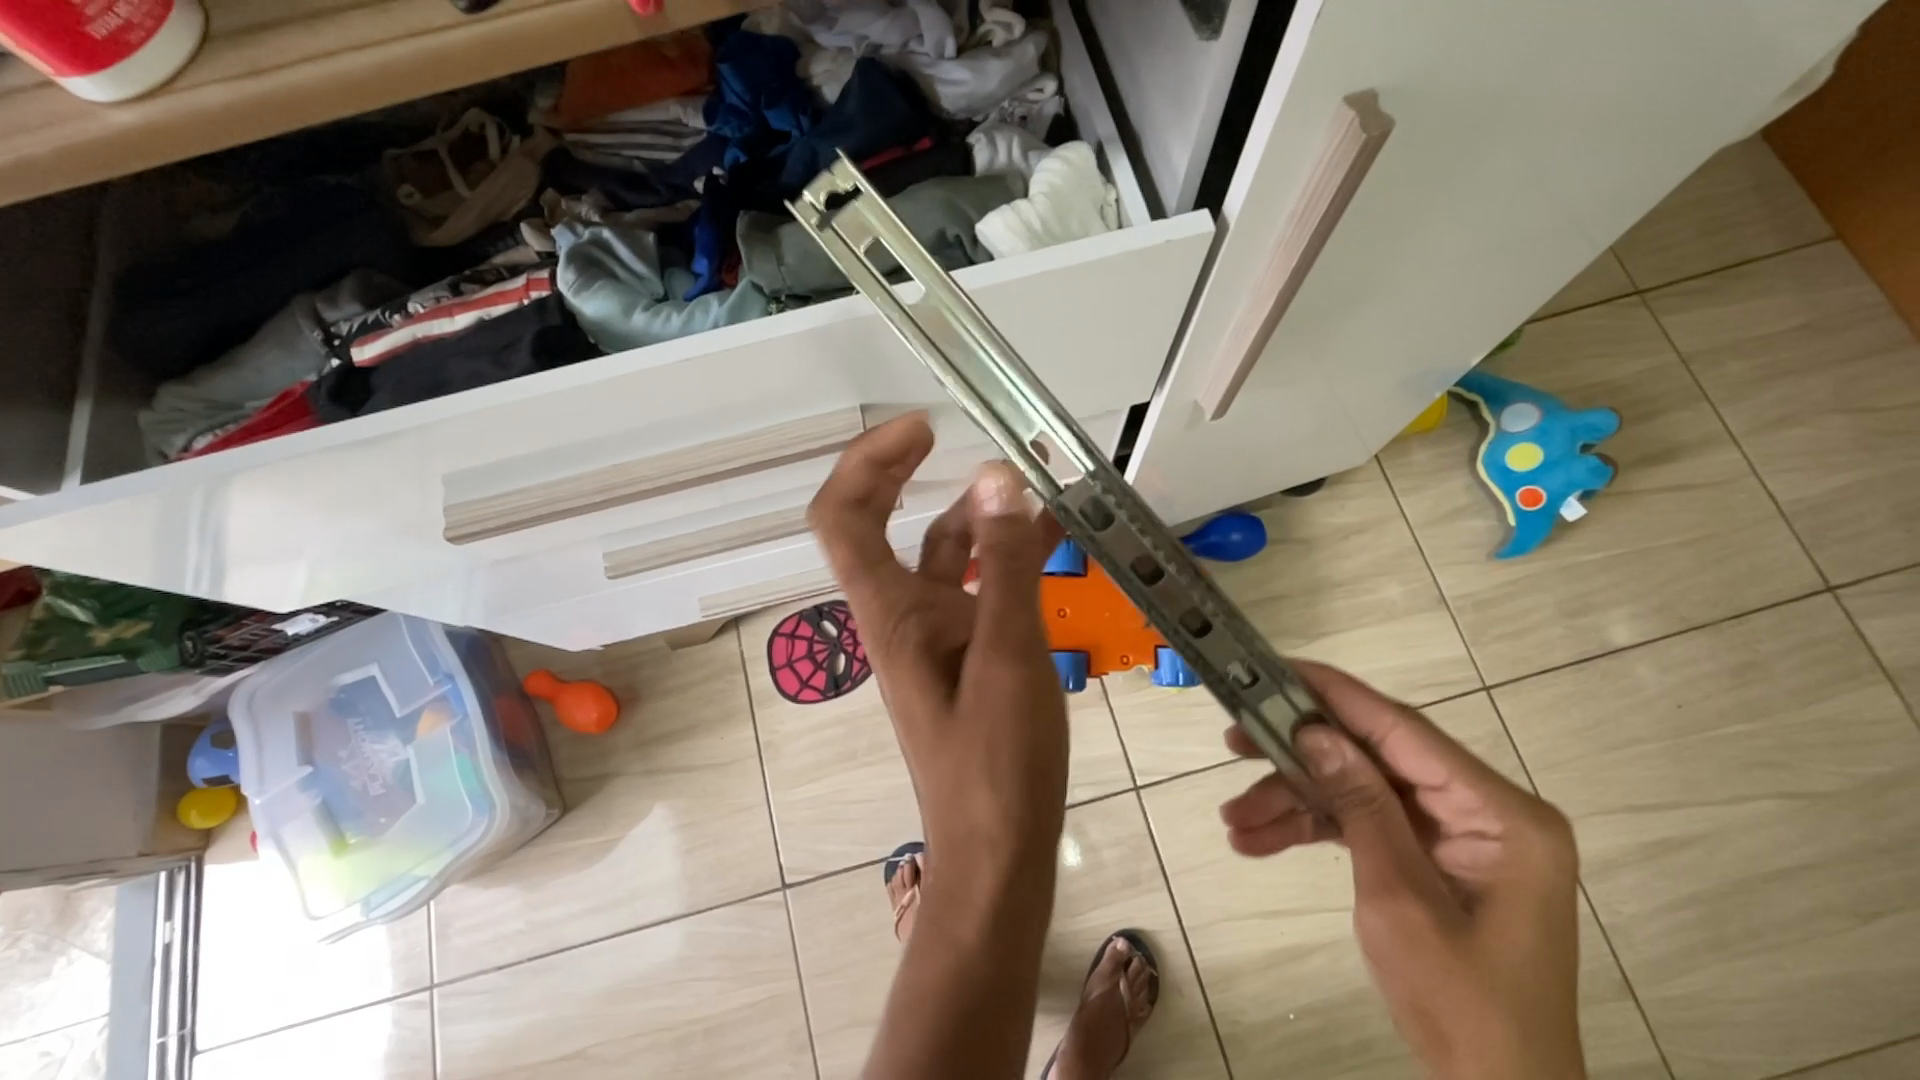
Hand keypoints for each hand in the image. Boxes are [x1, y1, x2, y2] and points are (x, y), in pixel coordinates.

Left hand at [808, 413, 1068, 875]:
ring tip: (1027, 490)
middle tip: (942, 435)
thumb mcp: (1008, 655)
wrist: (996, 853)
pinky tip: (1046, 549)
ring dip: (972, 518)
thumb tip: (998, 477)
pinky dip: (1000, 563)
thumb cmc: (996, 764)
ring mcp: (930, 642)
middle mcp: (899, 619)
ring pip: (936, 559)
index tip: (919, 429)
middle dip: (901, 475)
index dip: (867, 464)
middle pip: (877, 528)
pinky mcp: (961, 663)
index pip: (842, 519)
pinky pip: (972, 594)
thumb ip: (1002, 566)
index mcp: (890, 614)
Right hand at [1219, 662, 1585, 1079]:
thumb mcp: (1400, 899)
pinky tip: (1259, 842)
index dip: (1336, 696)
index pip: (1405, 732)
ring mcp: (1460, 837)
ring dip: (1295, 805)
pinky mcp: (1435, 861)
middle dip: (1299, 759)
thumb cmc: (1461, 1000)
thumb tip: (1315, 734)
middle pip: (1375, 760)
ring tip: (1233, 822)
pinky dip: (1315, 833)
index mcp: (1503, 814)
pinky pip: (1366, 828)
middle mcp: (1485, 812)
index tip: (1278, 669)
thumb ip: (1361, 807)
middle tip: (1234, 742)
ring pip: (1360, 794)